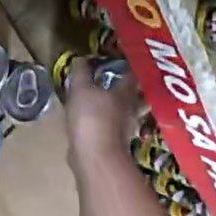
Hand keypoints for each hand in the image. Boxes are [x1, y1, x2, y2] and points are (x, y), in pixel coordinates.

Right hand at [64, 56, 140, 178]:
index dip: (128, 67)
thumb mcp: (80, 90)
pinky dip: (108, 124)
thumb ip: (80, 74)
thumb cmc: (91, 118)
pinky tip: (98, 124)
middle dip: (129, 89)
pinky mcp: (114, 144)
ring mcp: (124, 129)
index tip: (123, 60)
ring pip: (126, 113)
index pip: (131, 75)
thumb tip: (80, 58)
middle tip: (117, 81)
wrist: (95, 157)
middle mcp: (130, 110)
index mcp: (125, 93)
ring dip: (119, 108)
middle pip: (135, 96)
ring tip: (106, 103)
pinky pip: (113, 129)